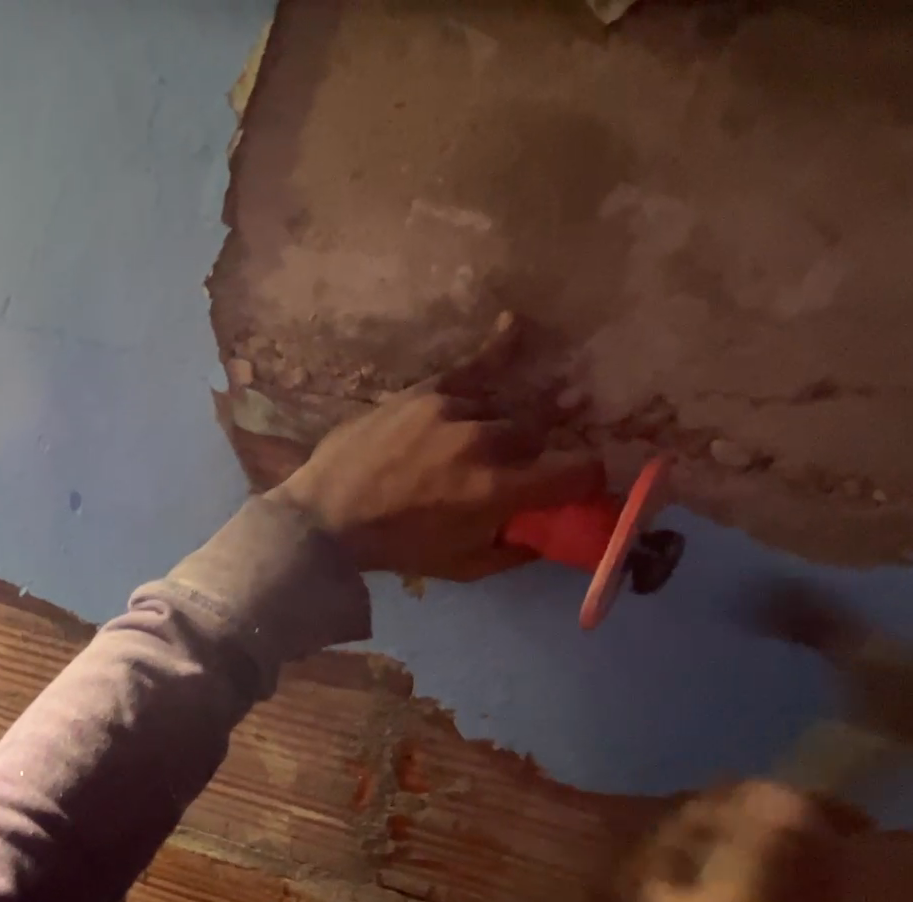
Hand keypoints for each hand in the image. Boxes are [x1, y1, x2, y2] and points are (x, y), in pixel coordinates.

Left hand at [264, 377, 604, 580]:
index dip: (587, 479)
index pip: (578, 471)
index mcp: (497, 490)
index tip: (579, 485)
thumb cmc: (395, 547)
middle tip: (506, 471)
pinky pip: (471, 365)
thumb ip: (516, 549)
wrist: (325, 516)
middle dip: (531, 454)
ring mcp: (452, 411)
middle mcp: (483, 443)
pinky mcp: (423, 393)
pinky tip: (517, 324)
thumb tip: (550, 532)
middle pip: (537, 435)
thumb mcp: (462, 566)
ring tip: (479, 442)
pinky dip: (497, 347)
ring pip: (502, 410)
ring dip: (499, 427)